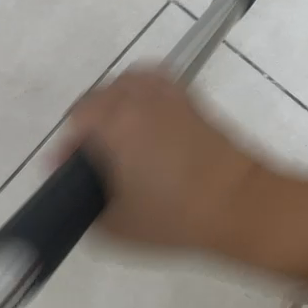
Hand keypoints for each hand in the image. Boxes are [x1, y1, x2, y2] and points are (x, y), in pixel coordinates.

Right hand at [64, 68, 270, 251]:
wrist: (240, 201)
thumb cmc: (175, 215)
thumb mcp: (117, 226)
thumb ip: (88, 208)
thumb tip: (81, 195)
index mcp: (116, 122)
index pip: (77, 118)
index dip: (67, 146)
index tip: (66, 173)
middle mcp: (140, 98)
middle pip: (99, 97)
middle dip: (88, 124)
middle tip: (89, 160)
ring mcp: (169, 95)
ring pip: (127, 83)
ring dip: (113, 104)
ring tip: (114, 137)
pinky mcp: (192, 100)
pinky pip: (156, 82)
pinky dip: (143, 92)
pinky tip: (144, 119)